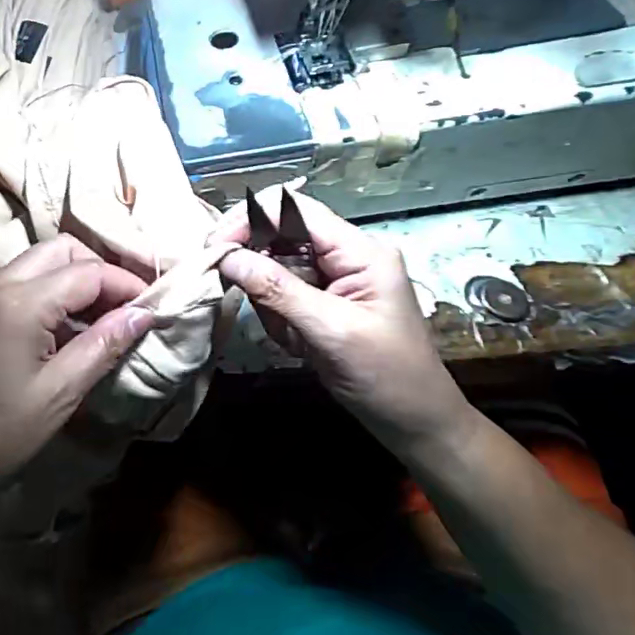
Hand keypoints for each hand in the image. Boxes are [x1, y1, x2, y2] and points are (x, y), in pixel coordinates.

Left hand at [0, 235, 154, 521]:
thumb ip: (104, 344)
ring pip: (43, 263)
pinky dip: (54, 293)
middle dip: (101, 271)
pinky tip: (73, 328)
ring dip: (78, 280)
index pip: (87, 272)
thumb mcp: (60, 393)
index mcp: (18, 302)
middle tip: (129, 307)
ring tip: (107, 319)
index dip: (126, 284)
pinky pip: (25, 282)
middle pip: (63, 251)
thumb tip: (145, 313)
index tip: (154, 306)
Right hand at [213, 188, 468, 450]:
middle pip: (281, 235)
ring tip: (291, 338)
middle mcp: (345, 256)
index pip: (294, 209)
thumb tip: (227, 257)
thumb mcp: (331, 332)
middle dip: (256, 265)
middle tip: (233, 292)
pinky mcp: (323, 303)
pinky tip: (297, 346)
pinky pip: (282, 295)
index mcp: (359, 251)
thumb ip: (278, 290)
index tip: (215, 246)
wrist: (418, 425)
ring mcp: (334, 280)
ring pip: (276, 268)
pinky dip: (277, 319)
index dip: (250, 218)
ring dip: (269, 302)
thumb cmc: (388, 377)